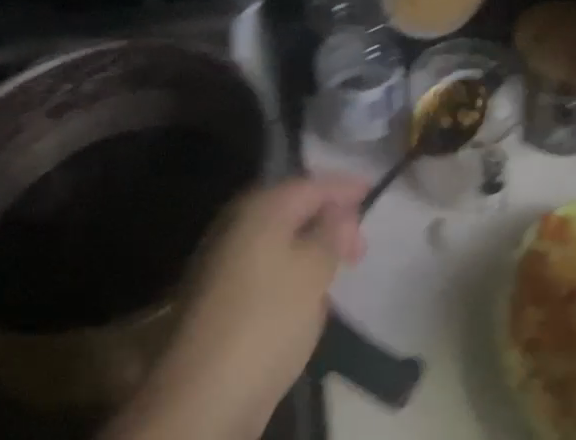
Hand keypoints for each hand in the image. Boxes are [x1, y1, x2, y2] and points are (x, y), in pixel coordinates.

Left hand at [107, 176, 367, 439]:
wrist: (204, 391)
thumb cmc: (267, 319)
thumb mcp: (313, 271)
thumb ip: (331, 233)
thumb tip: (339, 211)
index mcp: (259, 207)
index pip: (310, 184)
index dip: (344, 187)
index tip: (372, 191)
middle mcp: (236, 223)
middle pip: (290, 208)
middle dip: (327, 218)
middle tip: (358, 243)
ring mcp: (222, 258)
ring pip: (277, 238)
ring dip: (309, 245)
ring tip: (337, 264)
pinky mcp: (219, 294)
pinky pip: (265, 265)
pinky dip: (289, 268)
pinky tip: (305, 291)